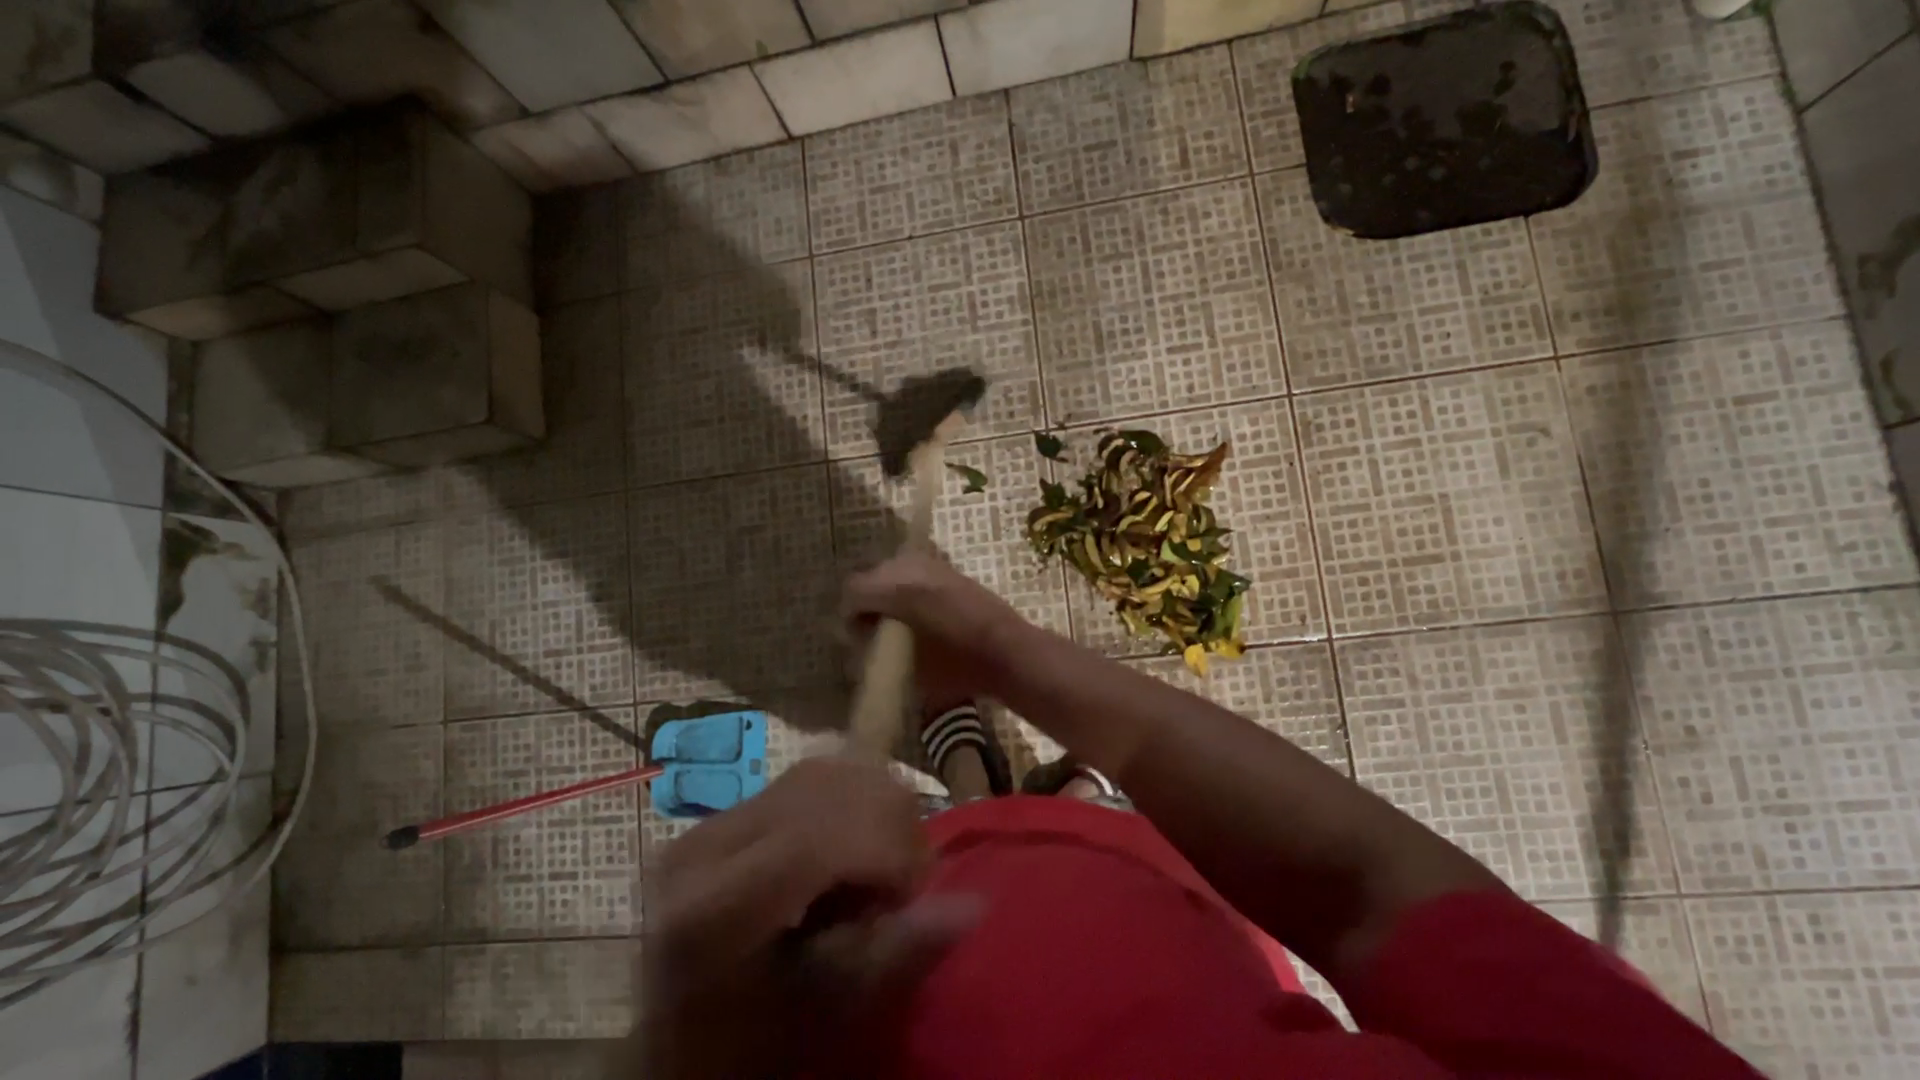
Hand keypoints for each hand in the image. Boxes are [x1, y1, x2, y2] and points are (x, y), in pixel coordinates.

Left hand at [640, 757, 979, 1078]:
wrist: (673, 1041)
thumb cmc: (750, 1047)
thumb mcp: (825, 1016)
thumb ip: (896, 955)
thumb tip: (975, 904)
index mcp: (711, 913)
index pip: (816, 841)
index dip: (888, 851)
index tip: (915, 894)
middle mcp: (703, 847)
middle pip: (829, 789)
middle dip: (890, 832)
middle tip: (893, 896)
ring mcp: (710, 821)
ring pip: (827, 771)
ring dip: (875, 812)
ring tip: (872, 873)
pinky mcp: (726, 811)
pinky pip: (811, 777)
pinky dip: (853, 805)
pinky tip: (848, 854)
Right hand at [842, 552, 1027, 708]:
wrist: (1008, 653)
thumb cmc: (956, 666)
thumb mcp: (908, 666)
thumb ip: (878, 647)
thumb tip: (864, 639)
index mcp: (896, 589)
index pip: (854, 590)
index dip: (849, 614)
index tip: (856, 638)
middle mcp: (911, 568)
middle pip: (872, 576)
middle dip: (868, 601)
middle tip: (875, 631)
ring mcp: (934, 565)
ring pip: (895, 570)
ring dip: (889, 592)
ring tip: (898, 622)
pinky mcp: (951, 570)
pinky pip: (917, 573)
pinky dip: (910, 588)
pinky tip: (920, 614)